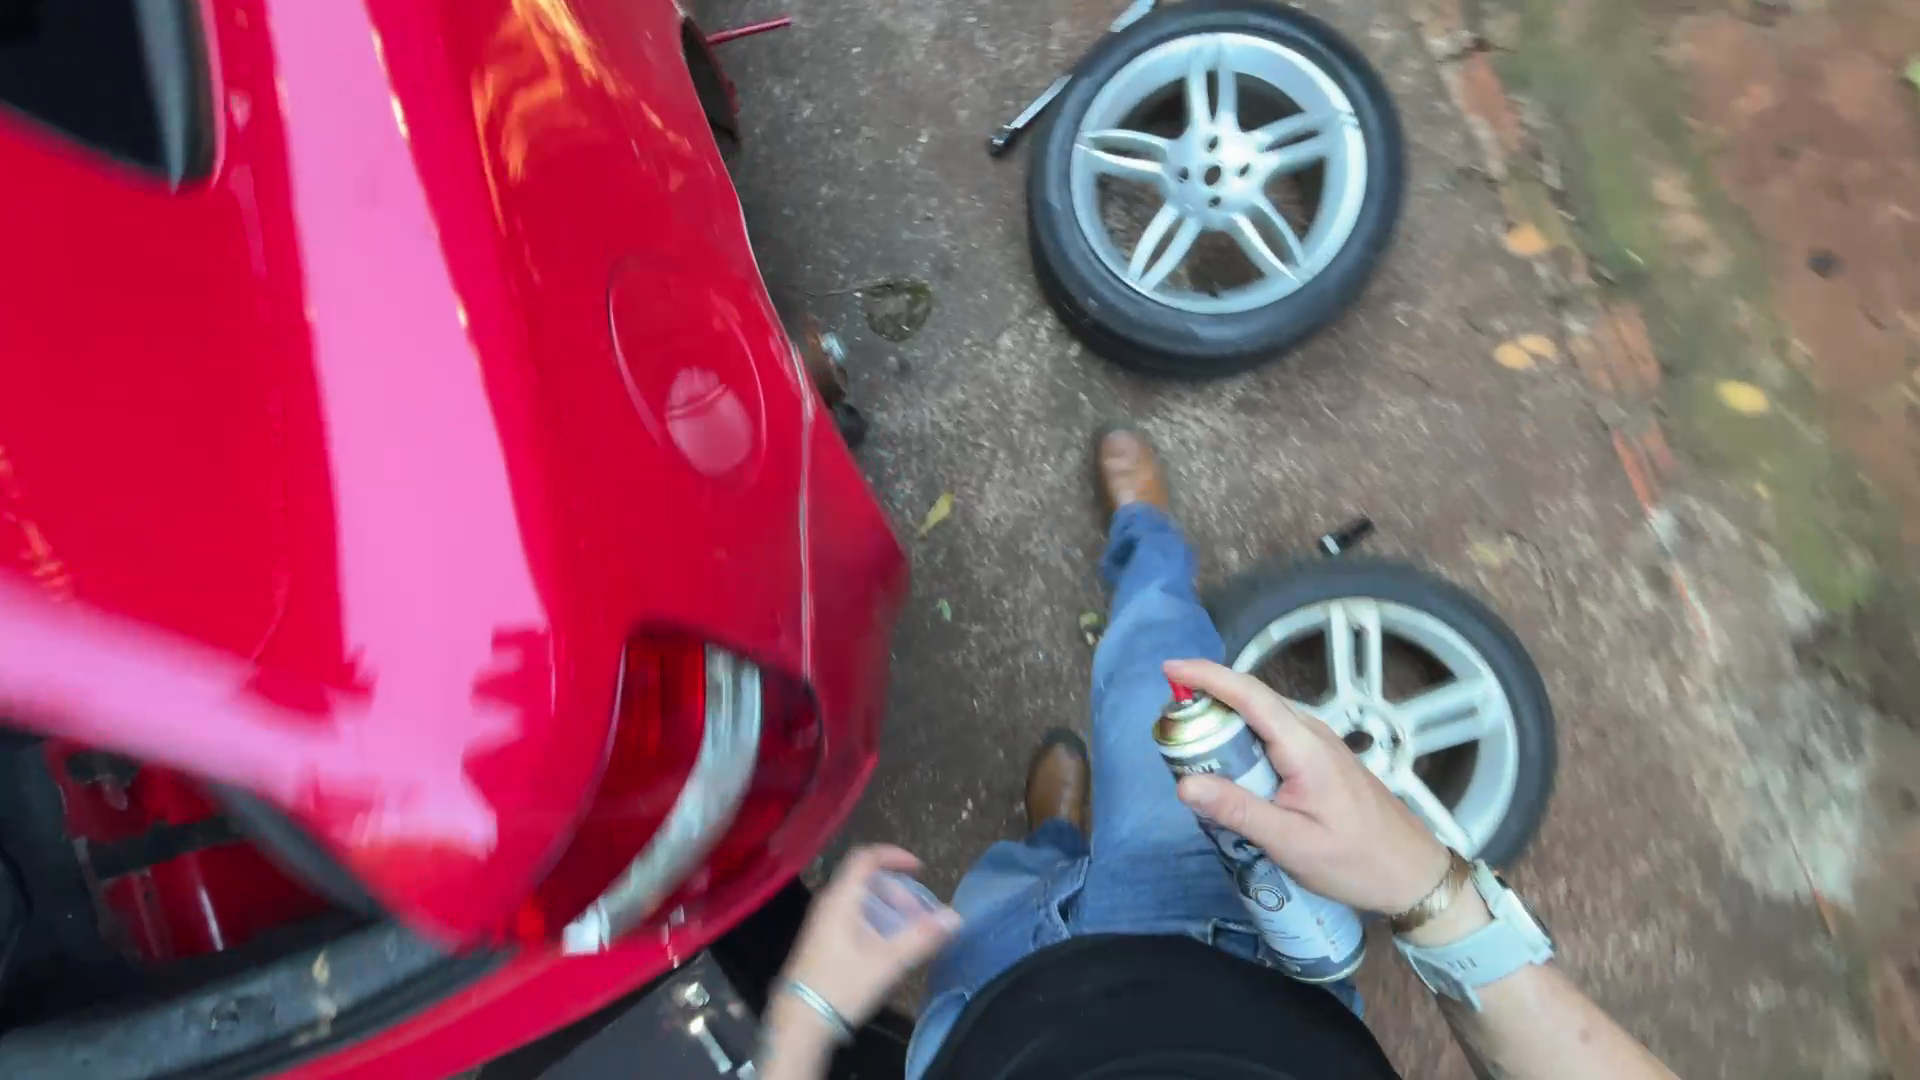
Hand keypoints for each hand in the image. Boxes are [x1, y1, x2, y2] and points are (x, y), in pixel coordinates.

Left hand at [778, 845, 960, 1028]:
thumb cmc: (842, 986)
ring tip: (905, 931)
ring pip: (859, 899)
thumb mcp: (887, 962)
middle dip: (897, 891)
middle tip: (917, 914)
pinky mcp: (820, 941)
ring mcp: (821, 922)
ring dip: (886, 907)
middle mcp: (829, 903)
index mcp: (841, 898)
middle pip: (867, 880)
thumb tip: (955, 917)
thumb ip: (922, 937)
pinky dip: (873, 919)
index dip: (894, 855)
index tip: (918, 868)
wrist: (797, 1026)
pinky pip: (851, 915)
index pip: (867, 858)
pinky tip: (884, 947)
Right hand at [1166, 658, 1450, 915]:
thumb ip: (1237, 810)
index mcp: (1304, 747)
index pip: (1249, 695)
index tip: (1170, 668)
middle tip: (1170, 712)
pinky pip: (1273, 728)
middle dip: (1207, 692)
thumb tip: (1183, 785)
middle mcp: (1312, 732)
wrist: (1416, 877)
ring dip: (1225, 711)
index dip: (1207, 675)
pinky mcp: (1321, 756)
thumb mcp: (1291, 843)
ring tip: (1190, 731)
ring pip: (1263, 711)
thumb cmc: (1355, 861)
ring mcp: (1319, 742)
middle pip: (1253, 696)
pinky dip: (1242, 729)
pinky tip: (1228, 754)